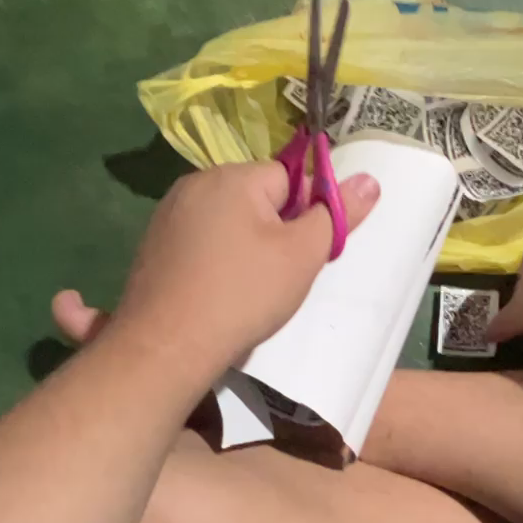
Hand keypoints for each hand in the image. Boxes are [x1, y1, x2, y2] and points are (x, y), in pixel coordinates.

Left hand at [99, 161, 377, 362]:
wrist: (167, 346)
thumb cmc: (243, 294)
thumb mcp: (303, 255)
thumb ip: (336, 215)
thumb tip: (369, 180)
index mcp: (233, 177)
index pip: (290, 177)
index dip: (307, 213)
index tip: (306, 251)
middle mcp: (194, 184)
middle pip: (257, 198)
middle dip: (275, 230)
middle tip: (282, 274)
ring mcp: (167, 215)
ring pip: (228, 222)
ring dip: (246, 246)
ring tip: (250, 289)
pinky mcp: (153, 246)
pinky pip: (201, 243)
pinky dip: (216, 262)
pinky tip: (219, 294)